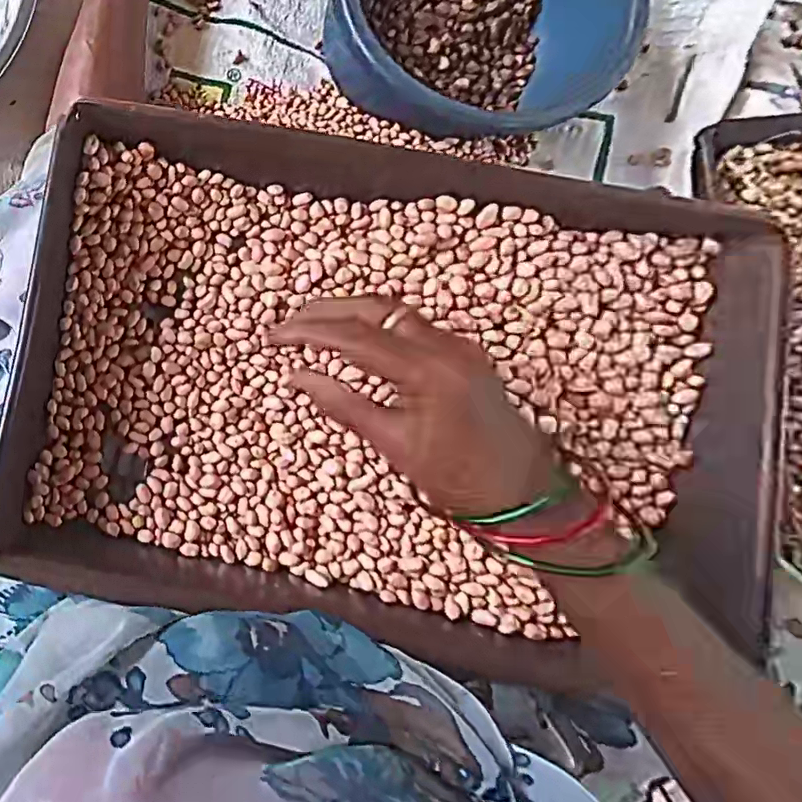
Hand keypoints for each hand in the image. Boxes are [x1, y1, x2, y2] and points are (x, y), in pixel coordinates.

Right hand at [265, 296, 558, 520]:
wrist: (527, 493)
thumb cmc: (458, 477)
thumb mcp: (391, 443)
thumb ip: (340, 404)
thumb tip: (295, 377)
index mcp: (427, 372)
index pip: (353, 337)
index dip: (306, 332)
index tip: (274, 337)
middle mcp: (446, 348)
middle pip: (373, 308)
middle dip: (323, 310)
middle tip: (286, 323)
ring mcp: (458, 347)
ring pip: (391, 311)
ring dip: (347, 312)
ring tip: (310, 324)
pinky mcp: (461, 353)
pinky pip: (408, 325)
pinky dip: (371, 323)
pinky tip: (350, 337)